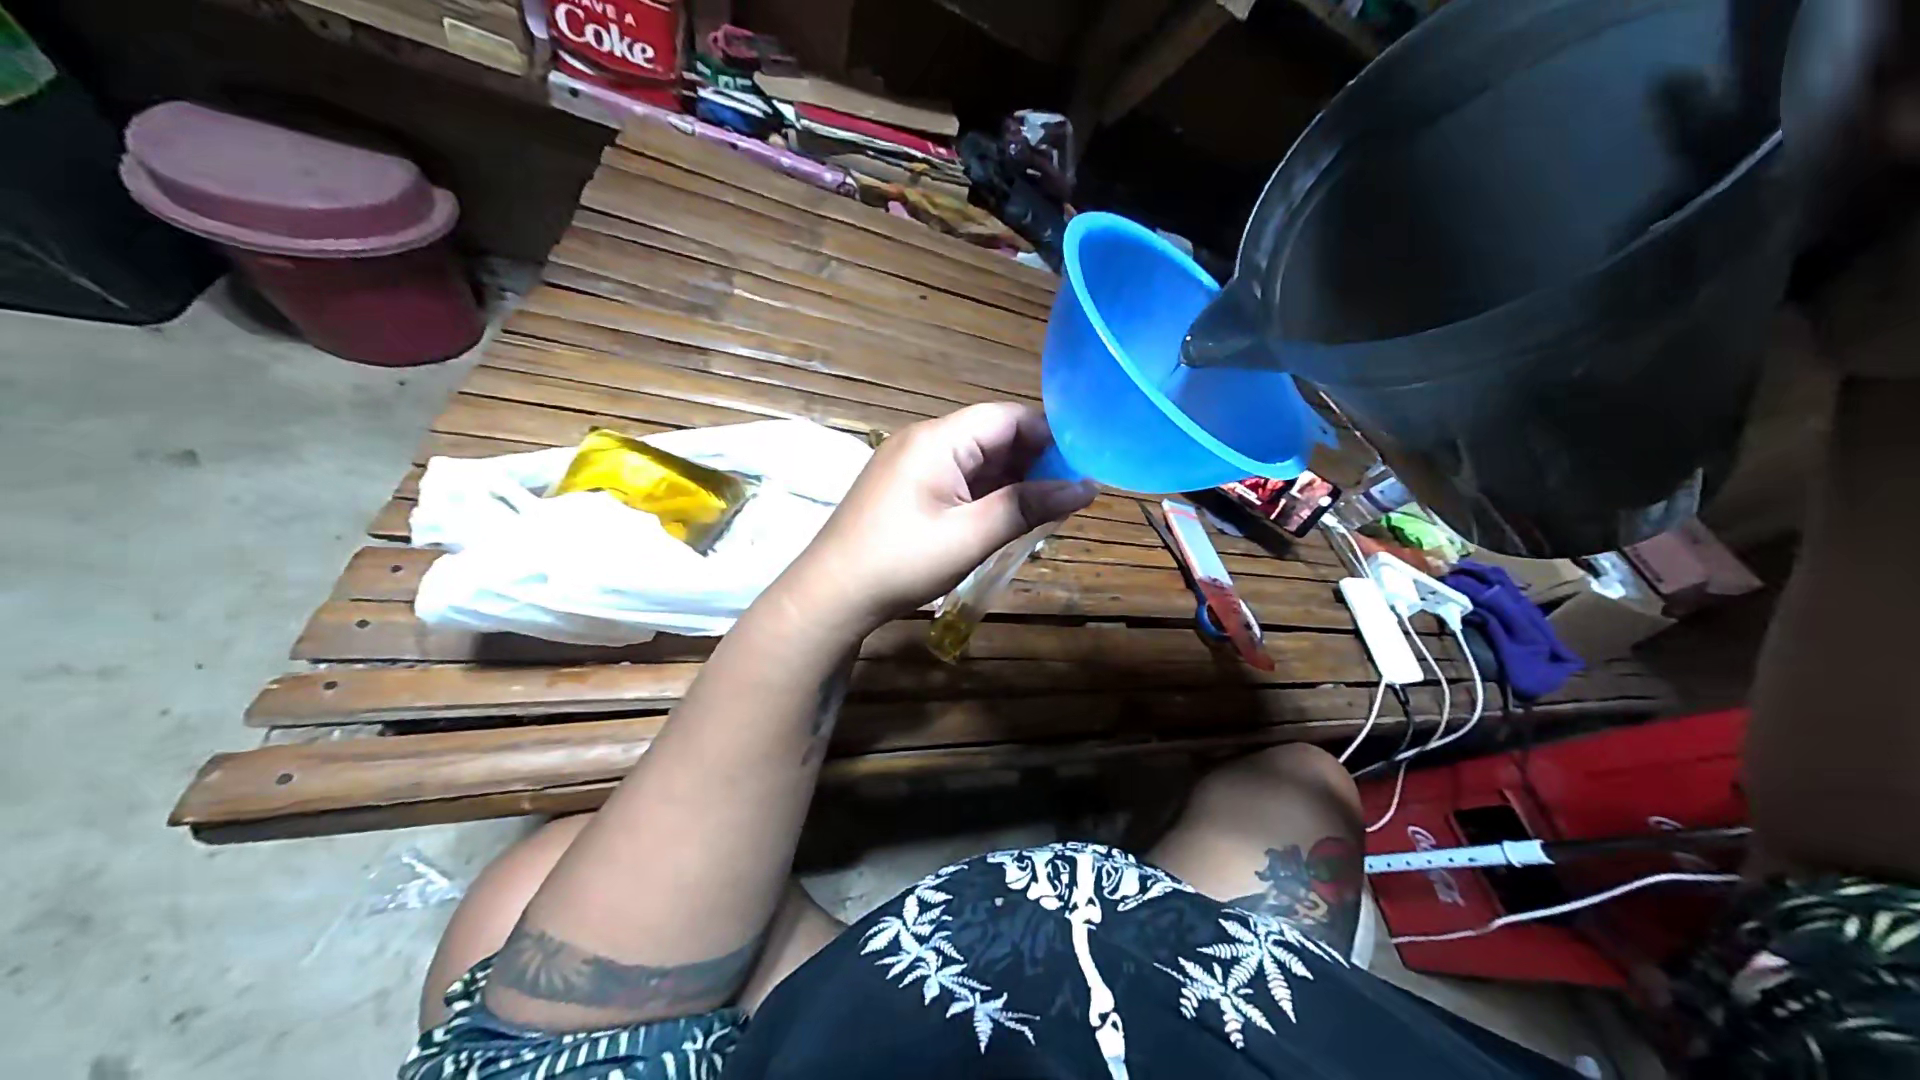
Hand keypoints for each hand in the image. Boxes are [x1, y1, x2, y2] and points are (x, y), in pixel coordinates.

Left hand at [781, 403, 1096, 633]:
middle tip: (1067, 498)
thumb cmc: (900, 562)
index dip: (1050, 436)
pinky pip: (959, 478)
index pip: (1007, 417)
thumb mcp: (970, 536)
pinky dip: (987, 494)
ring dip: (1012, 482)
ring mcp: (914, 464)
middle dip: (1034, 462)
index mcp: (938, 439)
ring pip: (978, 460)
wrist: (831, 594)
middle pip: (993, 436)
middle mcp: (925, 441)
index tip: (1083, 466)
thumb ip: (1027, 507)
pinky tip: (1006, 518)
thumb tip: (1086, 488)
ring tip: (1044, 513)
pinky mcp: (908, 487)